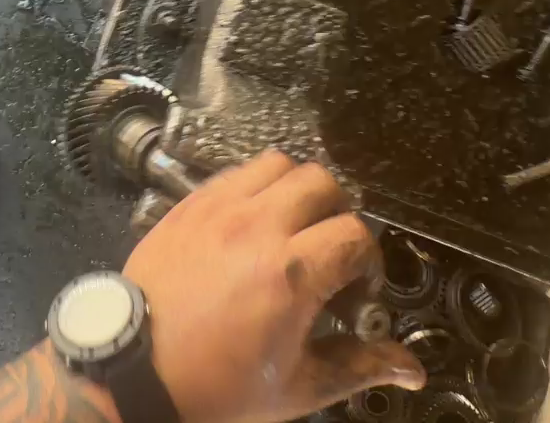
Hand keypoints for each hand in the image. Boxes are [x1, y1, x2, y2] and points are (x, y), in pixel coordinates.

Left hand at [123, 150, 423, 422]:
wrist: (138, 365)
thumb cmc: (218, 384)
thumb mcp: (297, 387)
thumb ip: (358, 366)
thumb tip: (411, 367)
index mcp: (290, 272)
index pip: (355, 233)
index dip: (368, 260)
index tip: (356, 288)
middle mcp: (257, 226)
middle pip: (321, 180)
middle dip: (338, 211)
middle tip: (329, 249)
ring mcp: (219, 206)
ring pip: (277, 163)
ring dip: (296, 188)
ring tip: (293, 228)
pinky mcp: (191, 201)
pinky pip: (235, 171)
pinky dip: (256, 185)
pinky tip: (253, 223)